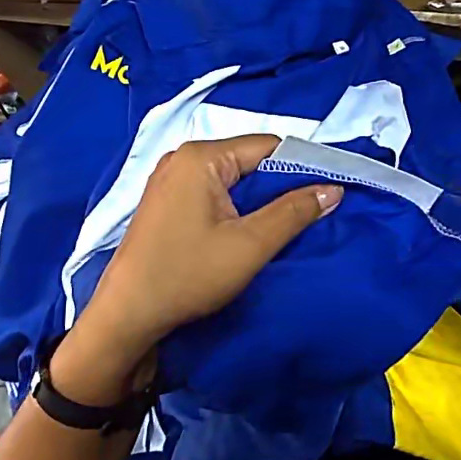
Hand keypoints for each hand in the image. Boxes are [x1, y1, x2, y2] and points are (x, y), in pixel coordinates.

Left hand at [54, 136, 341, 404]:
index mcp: (201, 157)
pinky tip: (252, 227)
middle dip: (281, 182)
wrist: (128, 314)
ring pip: (231, 177)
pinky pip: (212, 191)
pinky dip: (236, 205)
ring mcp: (170, 178)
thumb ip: (293, 212)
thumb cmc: (187, 276)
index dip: (303, 164)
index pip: (267, 146)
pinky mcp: (165, 200)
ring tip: (290, 221)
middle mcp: (182, 158)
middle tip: (316, 208)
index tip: (332, 186)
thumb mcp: (250, 245)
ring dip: (259, 197)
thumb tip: (331, 189)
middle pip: (248, 159)